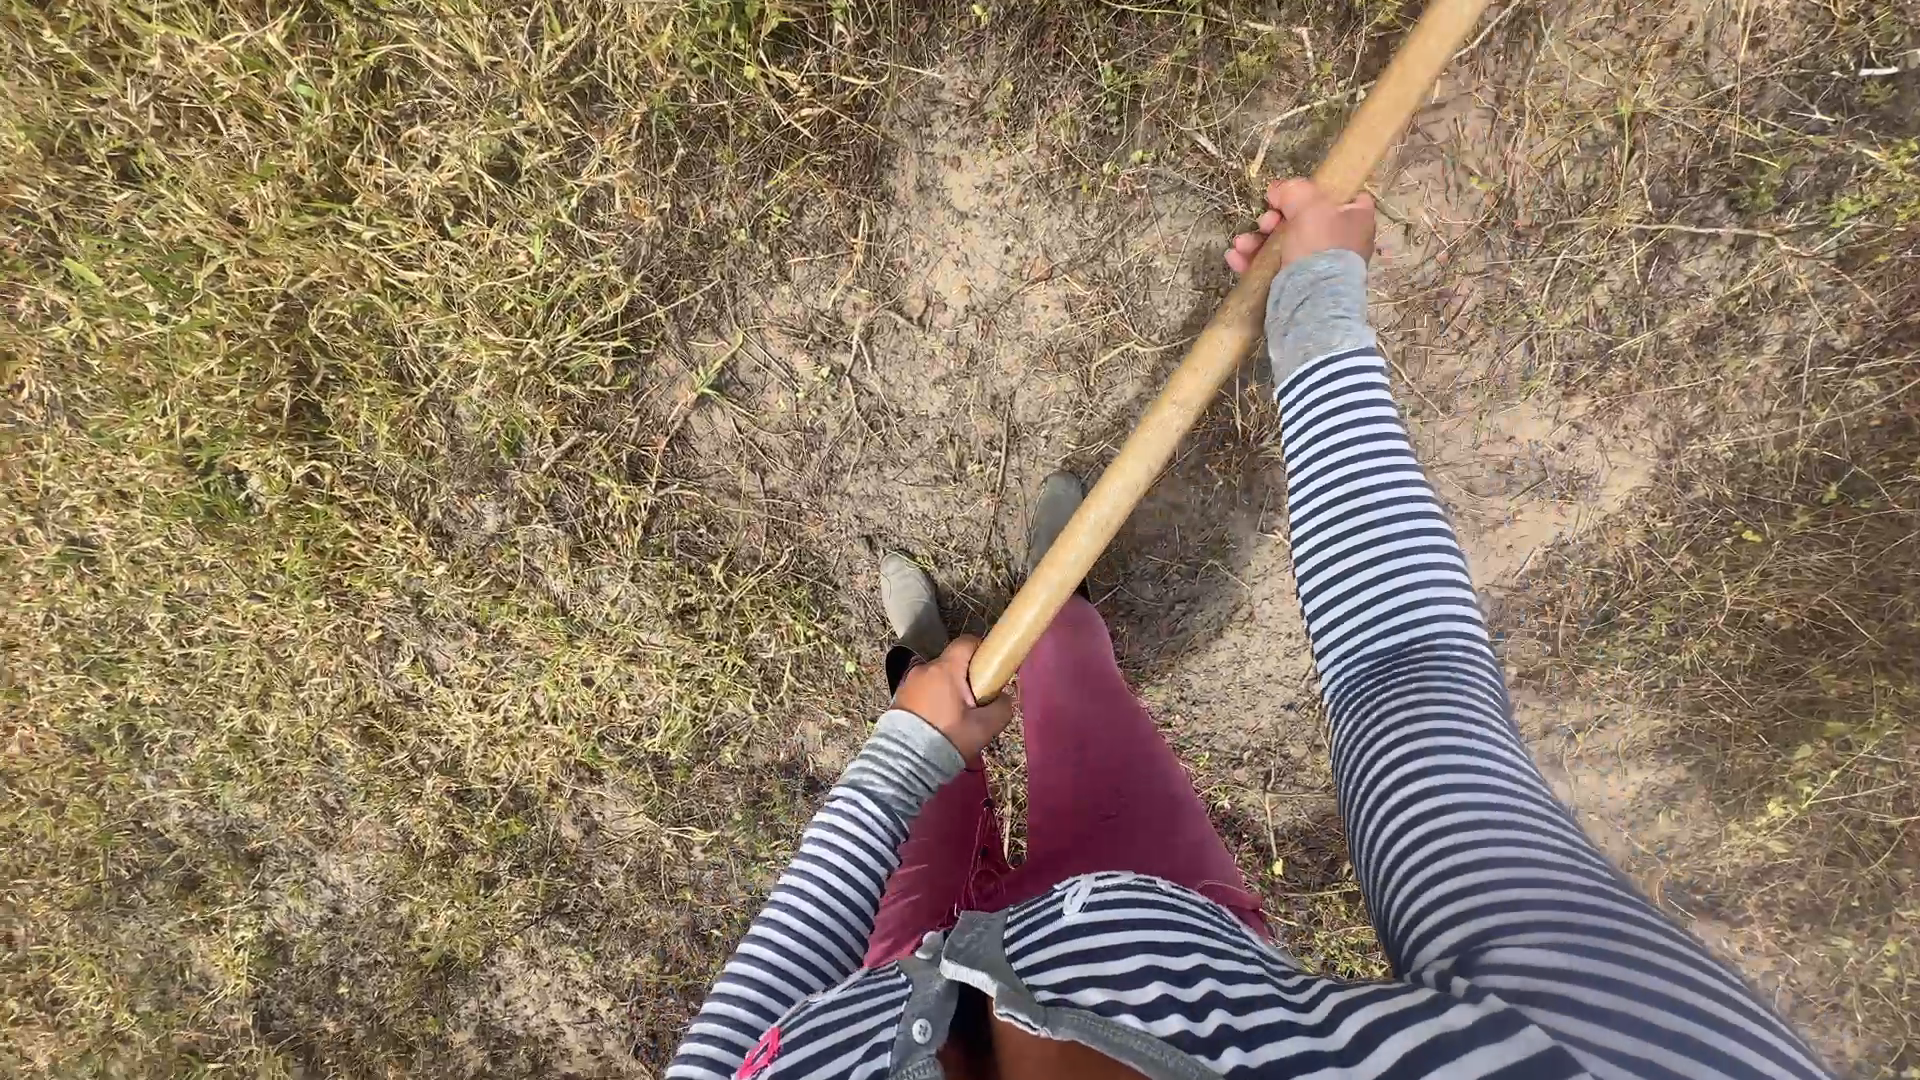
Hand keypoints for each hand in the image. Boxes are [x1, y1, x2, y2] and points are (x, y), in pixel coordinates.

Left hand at [893, 635, 1013, 764]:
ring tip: (953, 721)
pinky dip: (932, 702)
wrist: (904, 763)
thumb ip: (1002, 707)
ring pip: (937, 679)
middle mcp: (924, 669)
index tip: (990, 672)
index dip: (982, 652)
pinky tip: (936, 725)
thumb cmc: (948, 739)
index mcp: (945, 669)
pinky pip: (922, 692)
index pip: (967, 643)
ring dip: (947, 693)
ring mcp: (908, 683)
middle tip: (974, 706)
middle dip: (966, 679)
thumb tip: (1004, 697)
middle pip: (952, 664)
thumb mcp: (985, 728)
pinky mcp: (898, 698)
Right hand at [1225, 177, 1375, 274]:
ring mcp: (1314, 266)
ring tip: (1243, 243)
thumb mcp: (1311, 206)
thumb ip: (1295, 191)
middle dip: (1275, 219)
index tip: (1292, 193)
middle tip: (1265, 222)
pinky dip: (1251, 261)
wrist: (1311, 303)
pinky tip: (1235, 257)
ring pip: (1281, 244)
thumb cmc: (1320, 248)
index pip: (1342, 196)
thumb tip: (1278, 189)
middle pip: (1303, 220)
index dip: (1316, 191)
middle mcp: (1338, 242)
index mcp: (1355, 219)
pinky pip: (1269, 267)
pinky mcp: (1293, 286)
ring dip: (1257, 240)